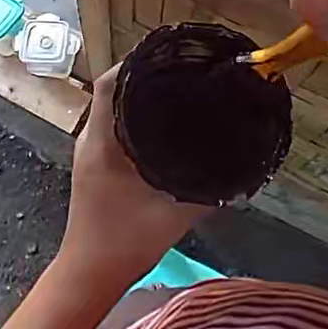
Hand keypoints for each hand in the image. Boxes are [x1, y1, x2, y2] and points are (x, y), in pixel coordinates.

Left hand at [53, 66, 207, 293]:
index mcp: (101, 142)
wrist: (88, 273)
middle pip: (112, 90)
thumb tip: (239, 169)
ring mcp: (90, 150)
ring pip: (113, 108)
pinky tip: (162, 124)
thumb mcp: (171, 216)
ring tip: (176, 89)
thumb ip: (207, 193)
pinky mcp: (95, 162)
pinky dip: (134, 117)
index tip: (165, 55)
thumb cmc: (123, 243)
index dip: (133, 62)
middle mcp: (90, 138)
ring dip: (138, 96)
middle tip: (181, 70)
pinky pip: (113, 126)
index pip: (109, 84)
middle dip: (143, 75)